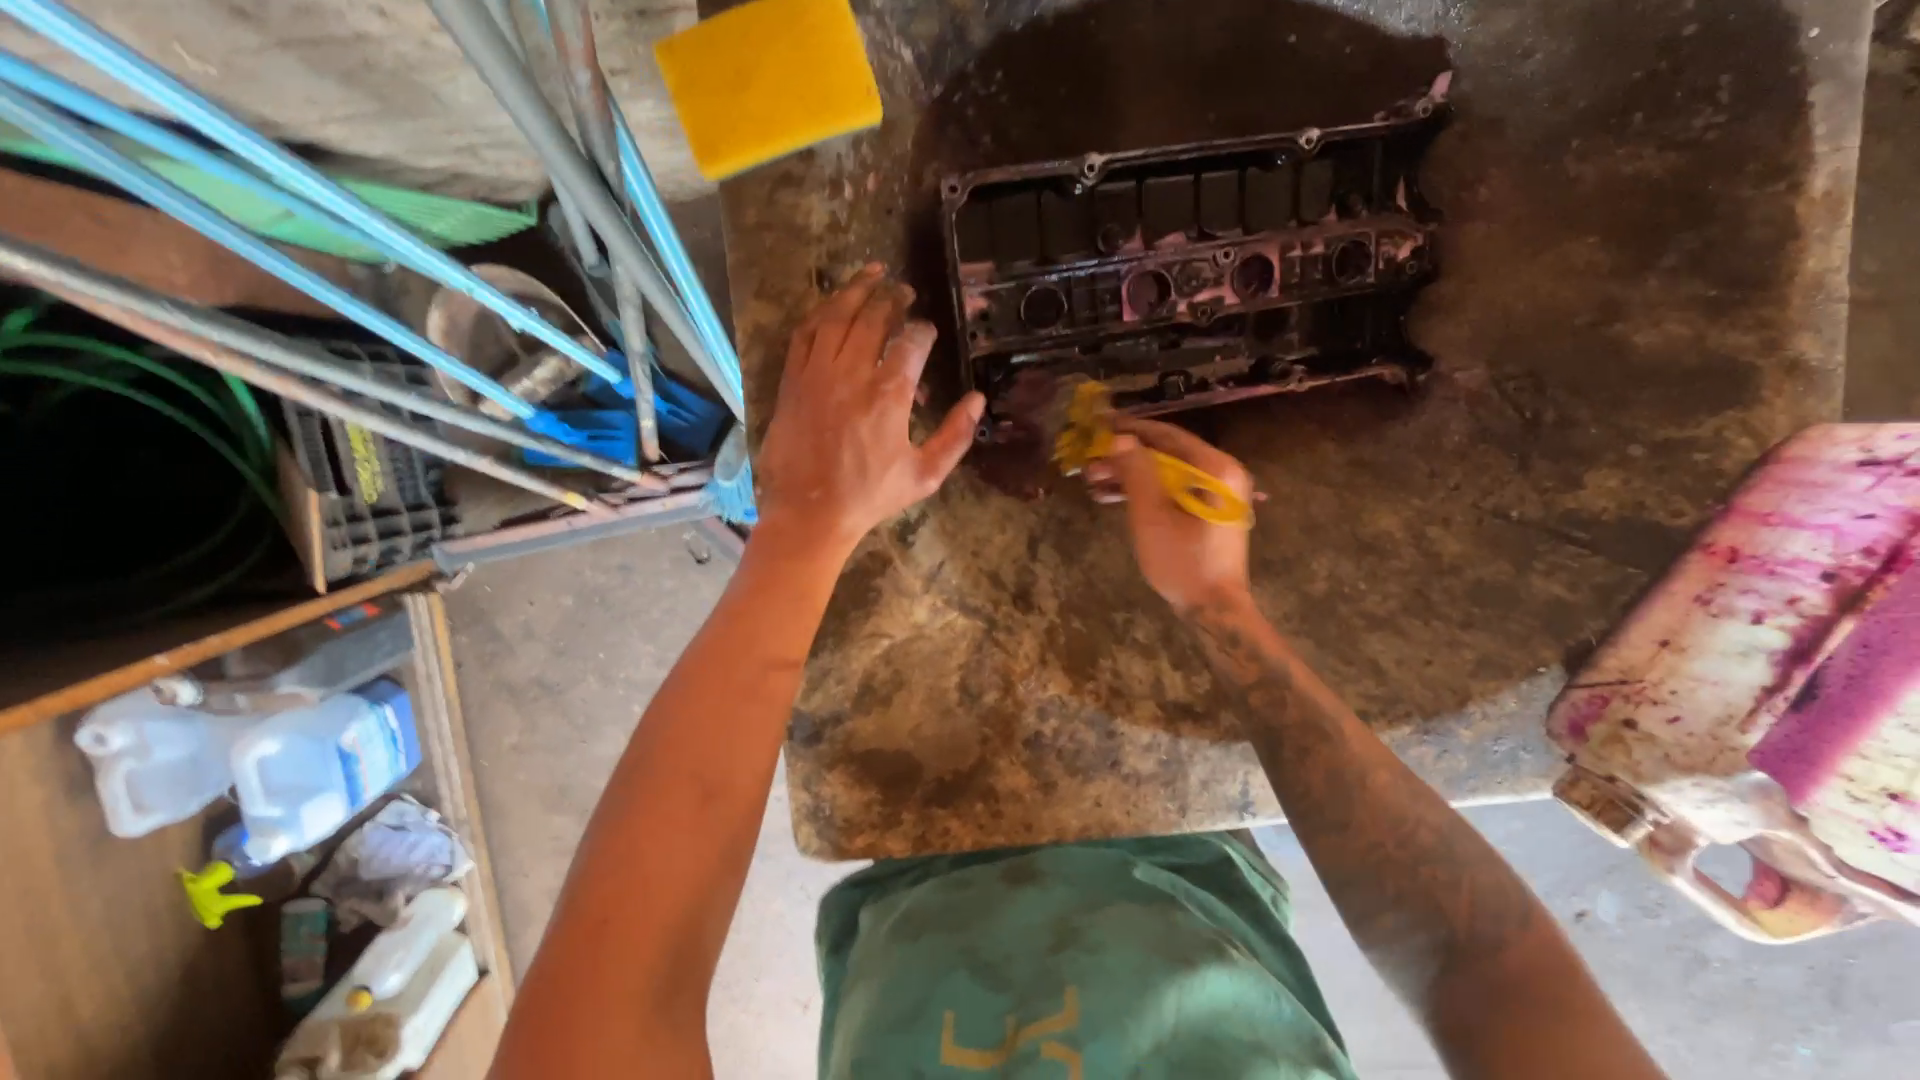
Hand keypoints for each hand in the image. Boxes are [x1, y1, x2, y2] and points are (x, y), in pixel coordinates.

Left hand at [755, 264, 985, 555]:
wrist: (810, 512)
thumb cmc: (871, 495)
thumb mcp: (925, 475)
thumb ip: (955, 436)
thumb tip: (977, 400)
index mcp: (889, 395)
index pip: (911, 342)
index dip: (923, 330)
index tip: (928, 331)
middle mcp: (852, 374)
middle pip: (873, 318)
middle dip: (892, 298)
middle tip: (903, 290)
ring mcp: (817, 374)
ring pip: (836, 316)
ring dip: (855, 290)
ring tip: (871, 273)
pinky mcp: (793, 381)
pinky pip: (804, 334)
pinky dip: (820, 313)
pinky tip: (831, 304)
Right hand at [1083, 416, 1255, 613]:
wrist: (1213, 608)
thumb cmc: (1183, 561)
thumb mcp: (1151, 515)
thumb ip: (1136, 471)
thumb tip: (1119, 438)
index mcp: (1215, 468)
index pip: (1168, 436)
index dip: (1131, 430)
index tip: (1099, 426)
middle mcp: (1221, 474)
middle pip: (1166, 455)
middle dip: (1125, 458)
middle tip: (1090, 463)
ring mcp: (1216, 495)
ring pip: (1166, 474)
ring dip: (1129, 476)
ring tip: (1093, 482)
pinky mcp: (1206, 513)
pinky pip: (1172, 492)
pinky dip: (1145, 493)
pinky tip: (1111, 498)